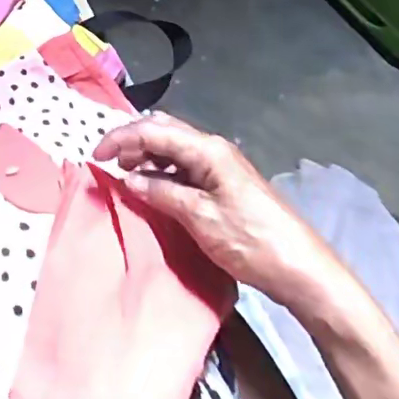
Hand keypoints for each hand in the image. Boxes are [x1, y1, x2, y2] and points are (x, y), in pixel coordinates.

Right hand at [93, 112, 327, 298]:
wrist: (302, 269)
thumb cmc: (251, 241)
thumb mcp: (200, 218)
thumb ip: (161, 193)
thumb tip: (129, 178)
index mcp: (206, 149)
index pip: (153, 131)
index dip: (121, 139)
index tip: (96, 156)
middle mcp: (212, 147)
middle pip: (163, 130)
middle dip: (131, 140)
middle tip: (108, 161)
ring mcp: (219, 163)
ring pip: (172, 146)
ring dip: (145, 154)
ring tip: (124, 172)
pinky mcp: (223, 180)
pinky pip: (183, 163)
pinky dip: (161, 168)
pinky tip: (151, 184)